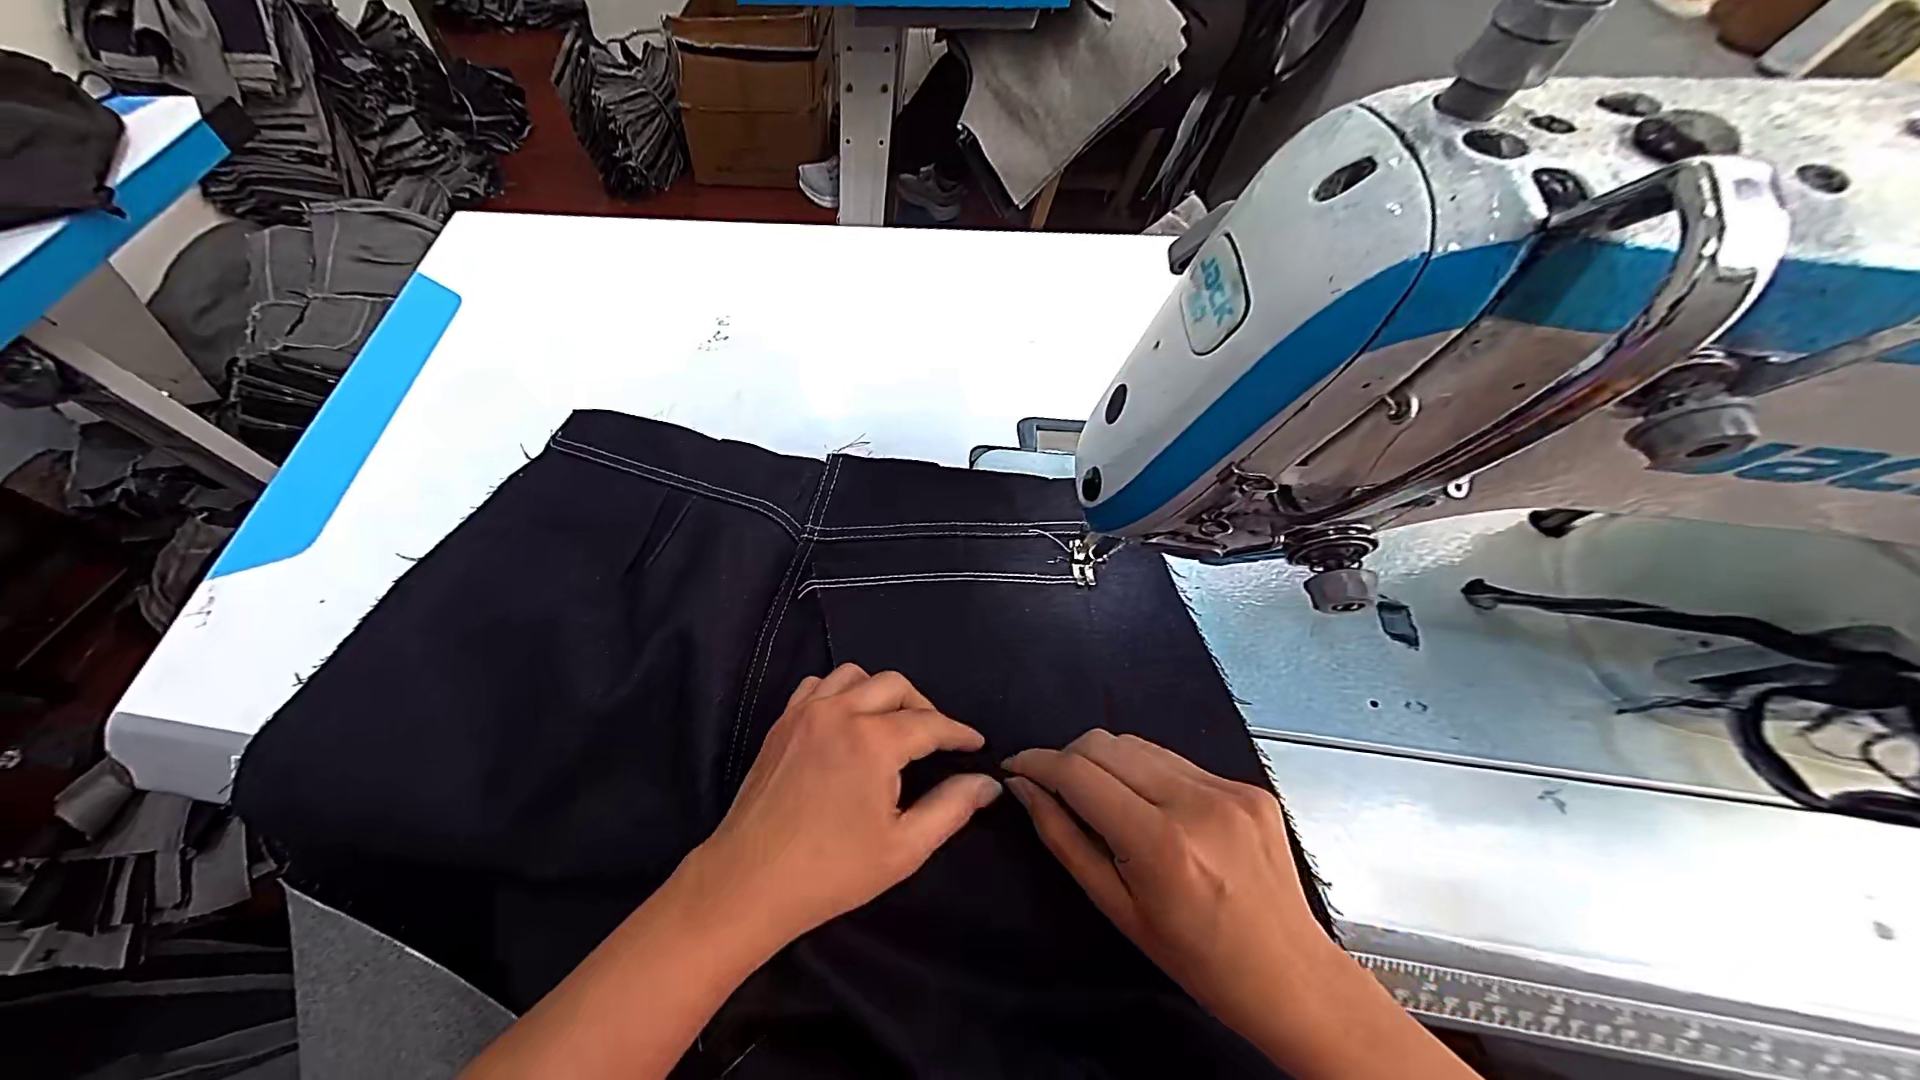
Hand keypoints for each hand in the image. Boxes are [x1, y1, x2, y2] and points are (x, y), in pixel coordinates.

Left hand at [682, 664, 1002, 949]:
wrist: (747, 884)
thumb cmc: (831, 872)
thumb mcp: (904, 847)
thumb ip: (952, 807)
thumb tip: (987, 783)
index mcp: (873, 741)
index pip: (930, 723)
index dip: (958, 733)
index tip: (975, 743)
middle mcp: (840, 712)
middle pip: (895, 685)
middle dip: (924, 707)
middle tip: (936, 739)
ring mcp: (805, 713)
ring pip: (855, 676)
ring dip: (881, 693)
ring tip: (891, 725)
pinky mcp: (781, 723)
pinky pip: (818, 685)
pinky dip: (840, 692)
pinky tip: (846, 721)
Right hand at [1002, 730, 1334, 1036]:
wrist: (1291, 977)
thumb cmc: (1196, 959)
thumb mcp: (1115, 907)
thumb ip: (1063, 838)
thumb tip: (1024, 787)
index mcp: (1161, 844)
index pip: (1078, 773)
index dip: (1036, 762)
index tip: (1015, 766)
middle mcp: (1197, 803)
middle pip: (1103, 743)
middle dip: (1066, 757)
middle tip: (1055, 787)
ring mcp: (1228, 789)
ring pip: (1137, 743)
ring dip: (1105, 761)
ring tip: (1103, 798)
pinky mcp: (1247, 785)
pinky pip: (1174, 759)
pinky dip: (1146, 772)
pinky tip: (1150, 806)